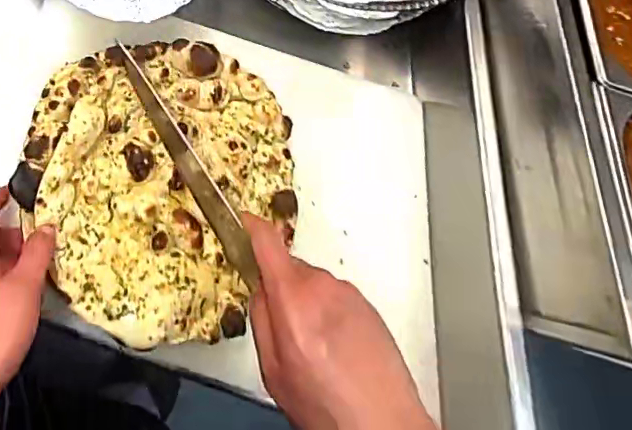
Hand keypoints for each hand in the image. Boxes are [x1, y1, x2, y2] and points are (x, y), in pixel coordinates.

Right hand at [244, 215, 434, 429]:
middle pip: (289, 269)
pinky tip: (338, 352)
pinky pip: (334, 297)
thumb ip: (260, 321)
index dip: (252, 228)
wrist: (387, 427)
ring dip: (308, 306)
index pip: (267, 243)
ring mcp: (346, 292)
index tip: (244, 222)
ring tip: (319, 353)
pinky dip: (329, 315)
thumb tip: (259, 291)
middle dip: (283, 291)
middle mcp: (321, 286)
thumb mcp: (275, 372)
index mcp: (293, 301)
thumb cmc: (331, 410)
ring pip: (313, 285)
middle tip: (288, 334)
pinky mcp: (365, 302)